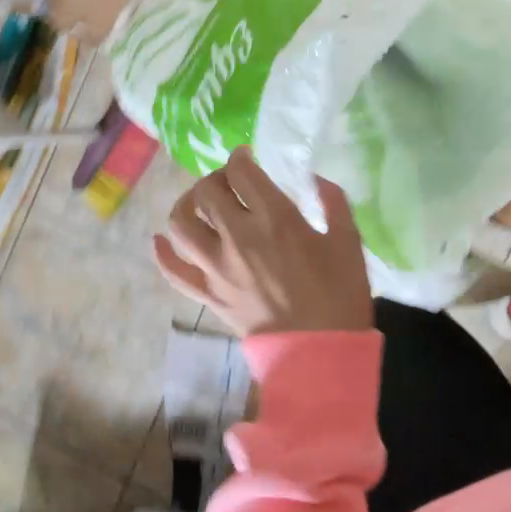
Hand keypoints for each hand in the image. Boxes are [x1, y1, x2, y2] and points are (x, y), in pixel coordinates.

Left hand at [152, 146, 373, 337]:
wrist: (319, 354)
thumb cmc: (340, 295)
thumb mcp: (348, 241)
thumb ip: (332, 202)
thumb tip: (314, 179)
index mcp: (275, 217)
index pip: (241, 171)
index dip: (240, 157)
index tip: (247, 157)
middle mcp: (238, 236)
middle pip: (207, 191)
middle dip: (217, 178)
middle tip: (231, 183)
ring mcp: (217, 268)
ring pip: (181, 223)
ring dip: (186, 205)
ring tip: (200, 204)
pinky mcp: (209, 296)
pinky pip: (173, 271)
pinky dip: (163, 253)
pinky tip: (162, 241)